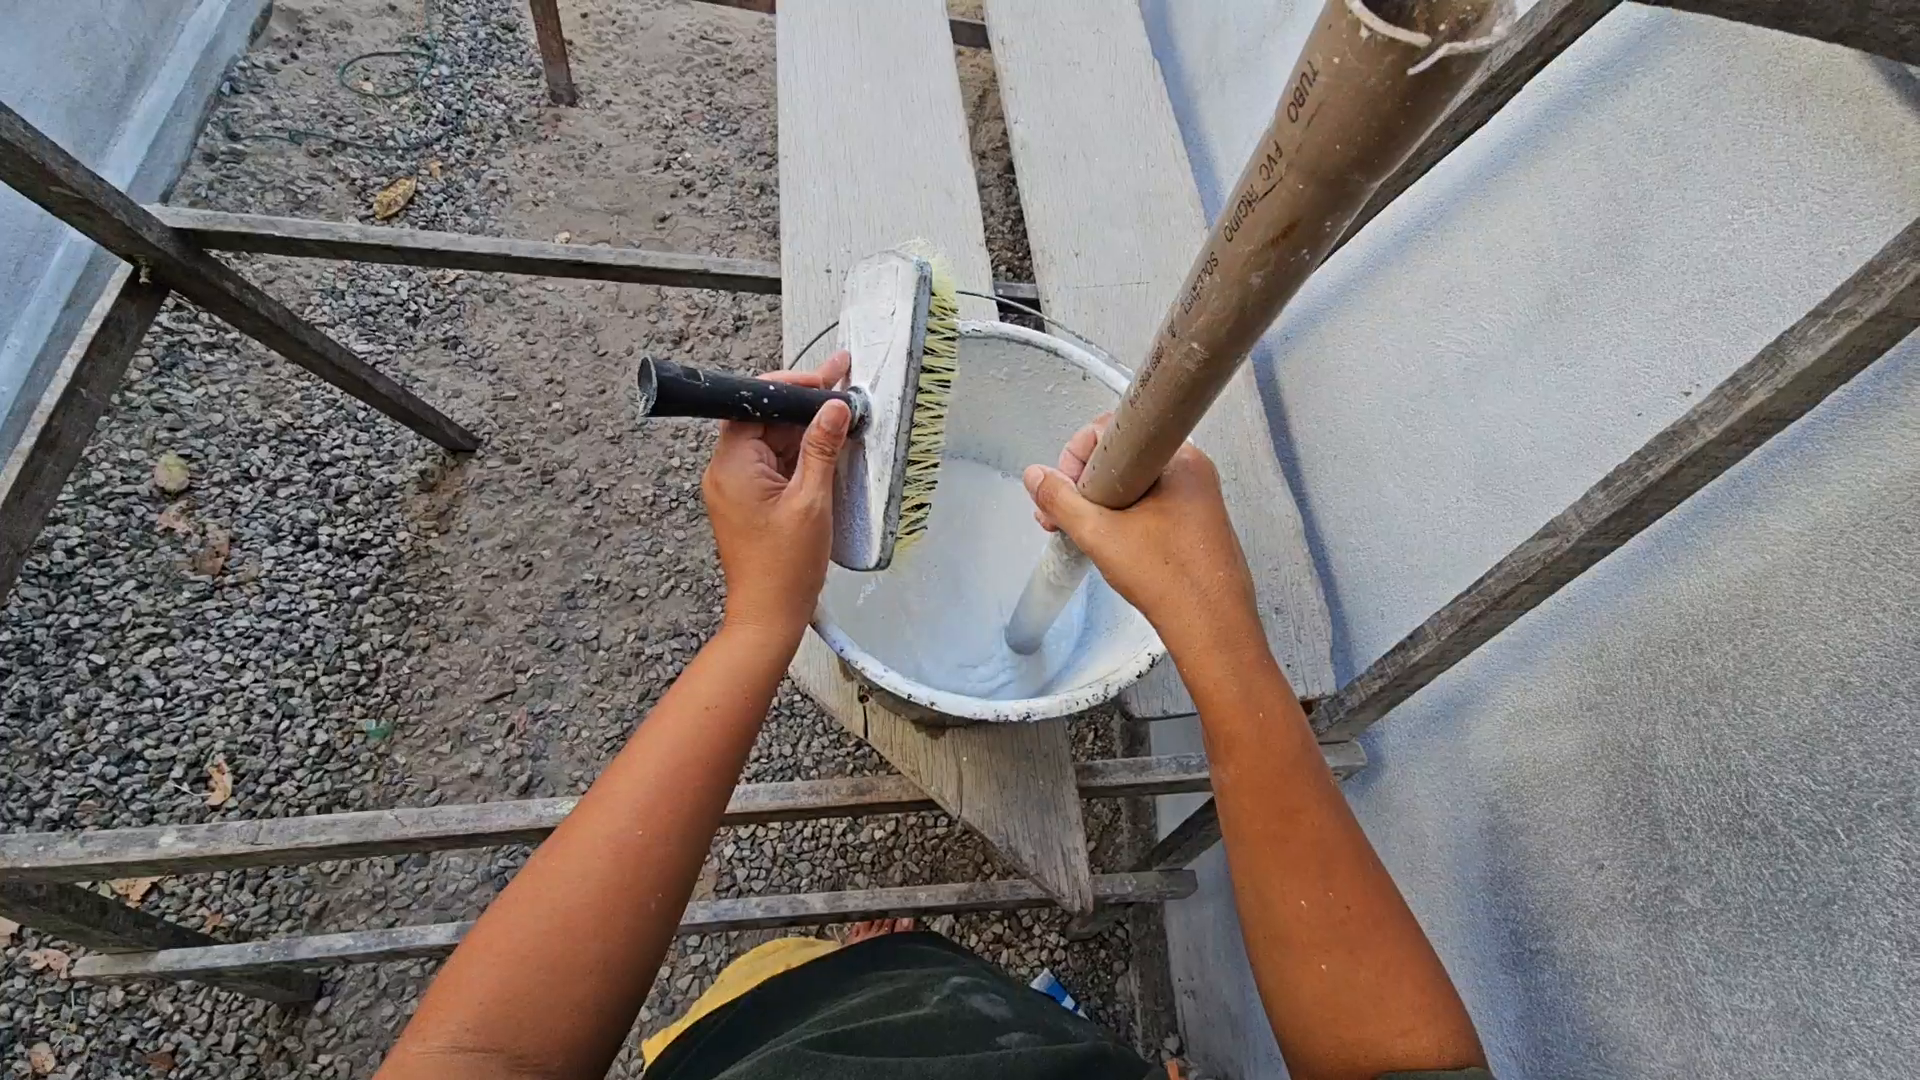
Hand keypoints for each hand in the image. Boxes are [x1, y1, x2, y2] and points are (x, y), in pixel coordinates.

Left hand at [702, 350, 852, 640]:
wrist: (770, 614)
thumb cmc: (785, 567)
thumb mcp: (812, 501)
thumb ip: (822, 448)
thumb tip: (834, 407)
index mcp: (732, 466)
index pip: (754, 404)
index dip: (791, 386)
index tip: (827, 375)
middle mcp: (726, 471)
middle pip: (764, 421)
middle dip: (804, 408)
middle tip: (844, 393)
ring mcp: (736, 487)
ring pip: (772, 442)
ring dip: (805, 433)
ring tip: (844, 421)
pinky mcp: (749, 501)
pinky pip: (774, 465)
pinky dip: (800, 457)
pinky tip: (829, 452)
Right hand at [1023, 415, 1261, 653]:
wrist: (1210, 626)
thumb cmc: (1168, 578)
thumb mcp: (1098, 533)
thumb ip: (1060, 500)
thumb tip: (1036, 477)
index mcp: (1176, 457)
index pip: (1113, 428)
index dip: (1078, 455)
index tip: (1065, 488)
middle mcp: (1190, 468)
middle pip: (1120, 455)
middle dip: (1083, 484)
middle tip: (1062, 515)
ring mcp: (1195, 495)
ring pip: (1131, 481)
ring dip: (1099, 503)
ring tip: (1079, 532)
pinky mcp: (1194, 520)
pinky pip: (1148, 502)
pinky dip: (1122, 516)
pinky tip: (1107, 541)